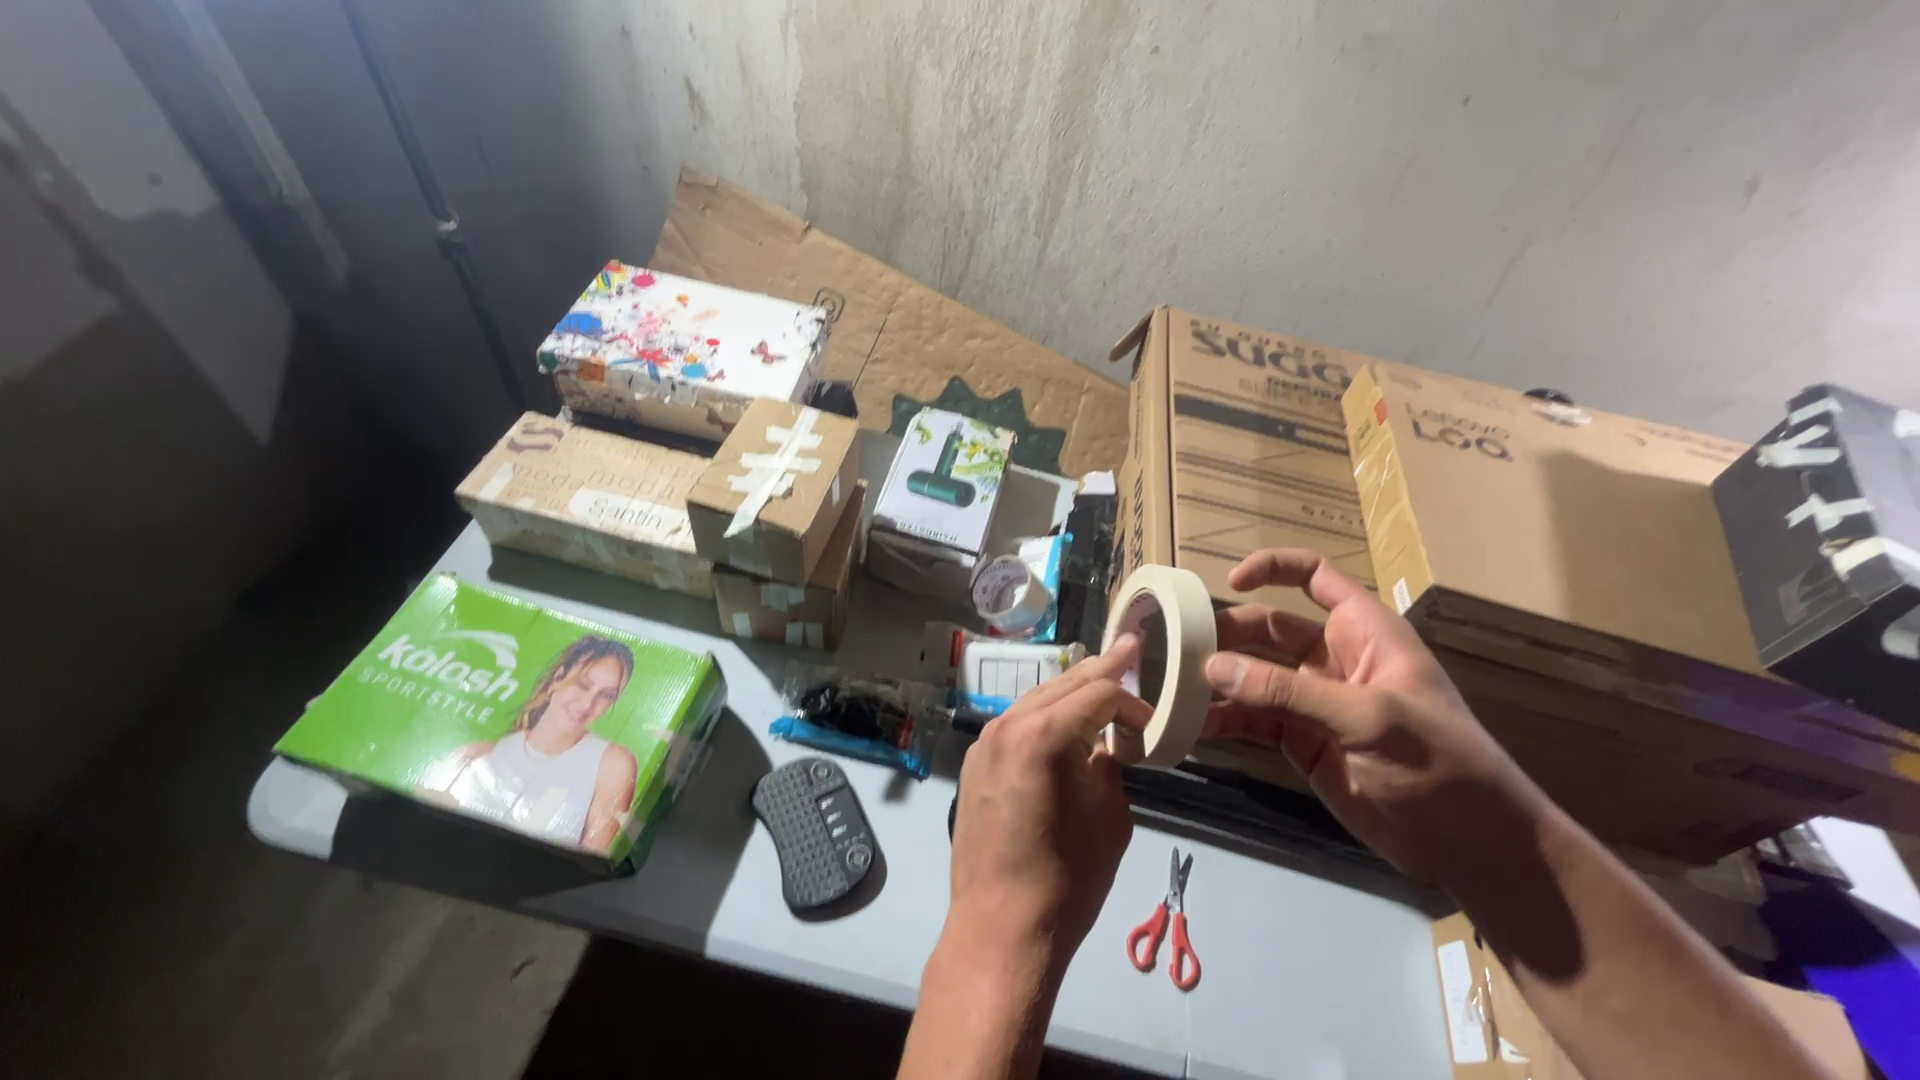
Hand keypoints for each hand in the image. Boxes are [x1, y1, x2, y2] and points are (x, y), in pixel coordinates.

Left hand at [949, 636, 1152, 968]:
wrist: (1001, 927)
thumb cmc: (1066, 878)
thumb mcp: (1110, 817)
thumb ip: (1110, 768)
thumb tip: (1103, 749)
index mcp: (1044, 733)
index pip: (1098, 693)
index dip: (1130, 699)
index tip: (1150, 718)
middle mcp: (1007, 726)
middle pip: (1062, 686)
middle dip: (1100, 673)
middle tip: (1128, 651)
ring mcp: (984, 745)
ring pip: (1034, 701)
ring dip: (1068, 694)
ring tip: (1099, 686)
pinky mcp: (974, 766)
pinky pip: (1014, 727)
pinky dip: (1041, 718)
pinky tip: (1060, 724)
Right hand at [1202, 549, 1553, 886]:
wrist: (1470, 845)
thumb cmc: (1438, 763)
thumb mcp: (1367, 718)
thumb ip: (1288, 692)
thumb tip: (1213, 666)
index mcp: (1364, 633)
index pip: (1316, 578)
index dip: (1274, 569)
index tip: (1229, 582)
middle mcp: (1334, 660)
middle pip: (1269, 628)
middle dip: (1227, 634)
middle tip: (1181, 650)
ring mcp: (1314, 703)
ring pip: (1253, 676)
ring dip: (1217, 680)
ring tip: (1175, 690)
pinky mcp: (1301, 743)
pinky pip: (1252, 721)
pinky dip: (1223, 722)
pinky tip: (1193, 728)